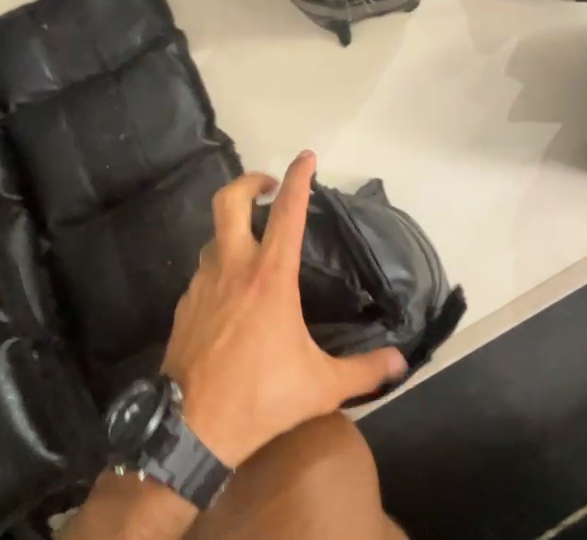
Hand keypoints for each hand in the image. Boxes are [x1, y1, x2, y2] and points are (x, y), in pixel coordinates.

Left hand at [161, 151, 406, 465]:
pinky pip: (204, 272)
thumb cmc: (259, 398)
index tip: (307, 156)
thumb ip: (364, 370)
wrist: (189, 429)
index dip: (298, 178)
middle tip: (268, 187)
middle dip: (249, 182)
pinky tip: (233, 294)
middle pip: (228, 201)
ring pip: (213, 236)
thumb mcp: (321, 386)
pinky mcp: (184, 306)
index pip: (286, 211)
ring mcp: (203, 284)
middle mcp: (233, 267)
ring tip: (255, 246)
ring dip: (233, 230)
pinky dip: (220, 266)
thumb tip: (401, 364)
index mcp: (270, 276)